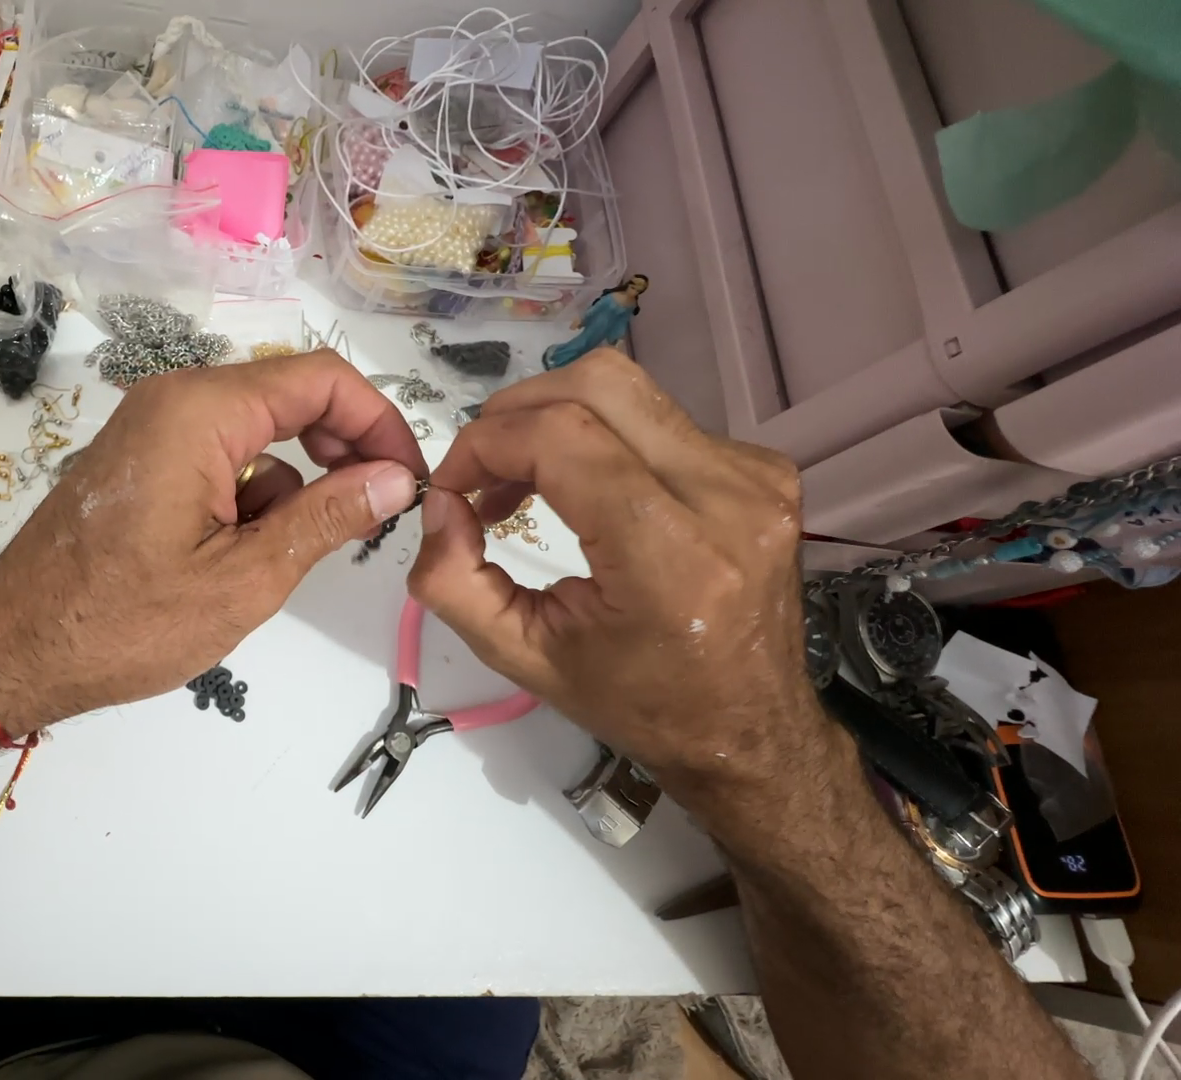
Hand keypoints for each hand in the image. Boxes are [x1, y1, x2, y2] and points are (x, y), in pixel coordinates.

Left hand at [0, 351, 426, 734]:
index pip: (319, 379)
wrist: (15, 651)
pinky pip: (219, 457)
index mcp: (200, 412)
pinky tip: (231, 554)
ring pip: (257, 434)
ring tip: (278, 554)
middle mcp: (174, 400)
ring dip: (289, 484)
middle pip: (288, 398)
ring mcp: (152, 429)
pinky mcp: (142, 461)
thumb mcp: (244, 579)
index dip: (379, 421)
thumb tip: (396, 477)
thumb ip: (327, 519)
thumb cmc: (126, 623)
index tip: (408, 479)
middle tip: (368, 513)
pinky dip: (246, 496)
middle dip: (339, 451)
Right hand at [408, 349, 820, 798]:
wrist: (748, 728)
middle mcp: (726, 496)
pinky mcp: (761, 469)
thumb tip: (439, 503)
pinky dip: (593, 438)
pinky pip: (653, 418)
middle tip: (479, 472)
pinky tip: (576, 491)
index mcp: (671, 556)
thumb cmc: (632, 701)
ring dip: (549, 421)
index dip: (485, 444)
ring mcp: (754, 475)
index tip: (451, 487)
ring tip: (519, 483)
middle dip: (512, 414)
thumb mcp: (520, 658)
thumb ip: (453, 583)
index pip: (561, 437)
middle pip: (596, 384)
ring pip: (625, 388)